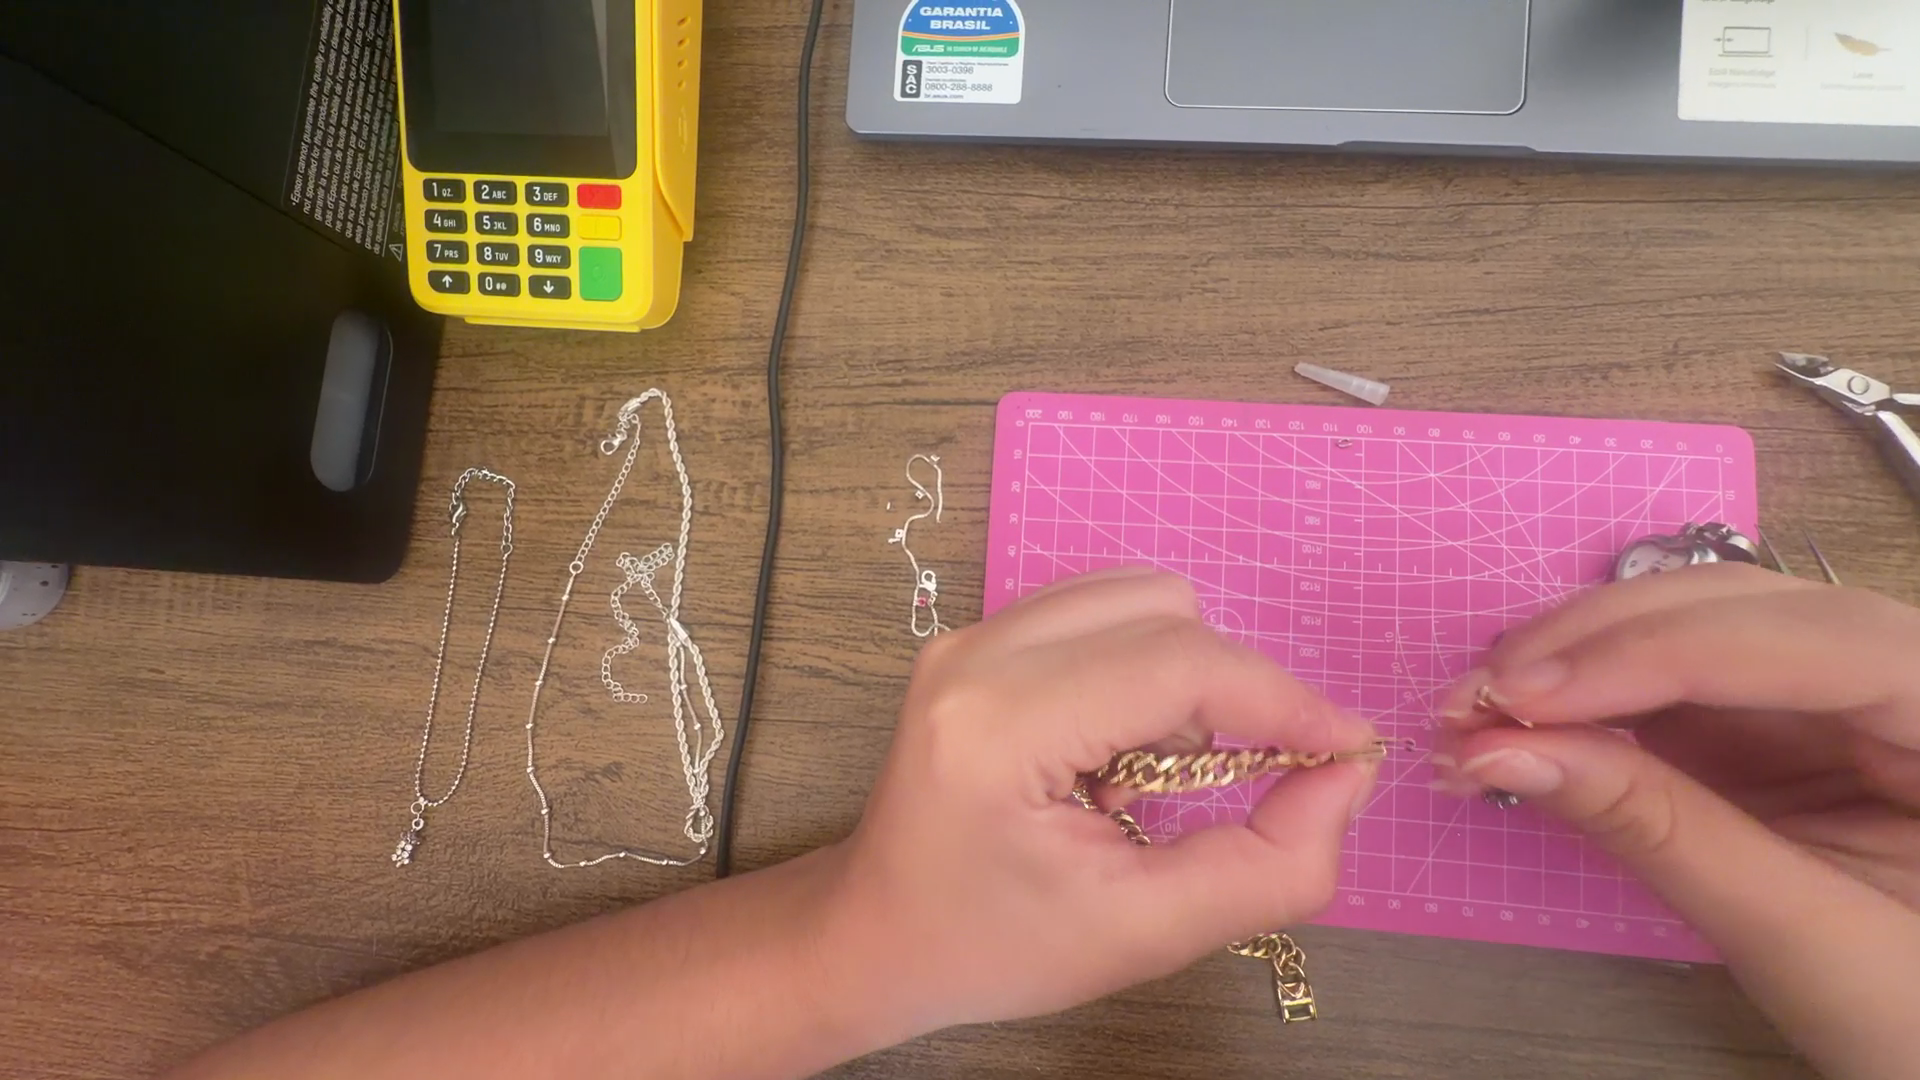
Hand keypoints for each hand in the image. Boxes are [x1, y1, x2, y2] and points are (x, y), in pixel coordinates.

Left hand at [819, 568, 1378, 1043]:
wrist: (875, 926)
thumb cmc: (993, 944)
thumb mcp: (1141, 934)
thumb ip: (1267, 866)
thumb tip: (1341, 774)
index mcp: (1000, 726)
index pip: (1174, 665)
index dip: (1280, 698)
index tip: (1346, 747)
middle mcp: (976, 653)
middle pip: (1160, 611)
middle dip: (1230, 688)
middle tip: (1234, 775)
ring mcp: (967, 634)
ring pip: (1131, 596)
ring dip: (1180, 670)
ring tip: (1152, 766)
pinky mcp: (974, 636)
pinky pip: (1094, 609)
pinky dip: (1137, 660)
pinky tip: (1114, 738)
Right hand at [1433, 564, 1919, 1079]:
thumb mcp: (1806, 944)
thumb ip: (1655, 830)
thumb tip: (1489, 752)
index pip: (1811, 645)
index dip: (1648, 656)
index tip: (1515, 698)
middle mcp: (1906, 679)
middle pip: (1732, 606)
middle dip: (1587, 643)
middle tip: (1474, 700)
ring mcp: (1824, 691)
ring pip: (1676, 621)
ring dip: (1561, 657)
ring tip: (1476, 710)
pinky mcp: (1755, 714)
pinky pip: (1646, 671)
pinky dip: (1569, 690)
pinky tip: (1514, 716)